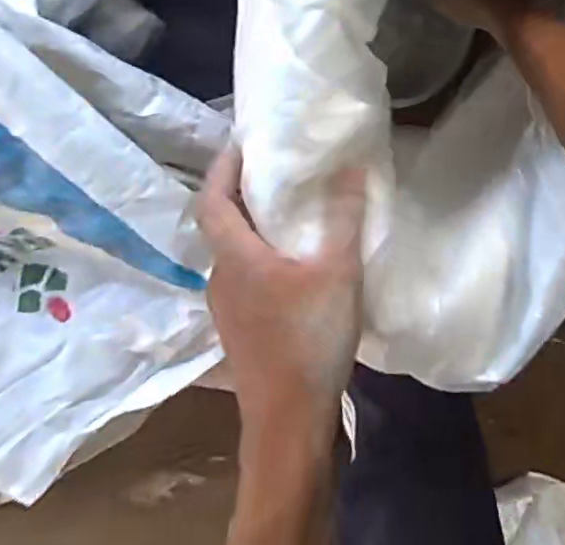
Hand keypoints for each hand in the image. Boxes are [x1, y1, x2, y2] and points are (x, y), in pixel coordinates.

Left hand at [198, 148, 364, 434]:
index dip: (222, 168)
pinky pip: (244, 274)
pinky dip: (260, 252)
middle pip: (221, 224)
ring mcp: (227, 307)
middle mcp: (222, 278)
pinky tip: (293, 260)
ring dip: (253, 224)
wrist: (289, 422)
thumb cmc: (309, 338)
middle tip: (276, 169)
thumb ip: (345, 216)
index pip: (212, 200)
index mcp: (236, 258)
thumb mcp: (338, 271)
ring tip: (289, 207)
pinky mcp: (240, 328)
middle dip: (242, 192)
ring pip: (233, 251)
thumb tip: (351, 165)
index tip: (241, 142)